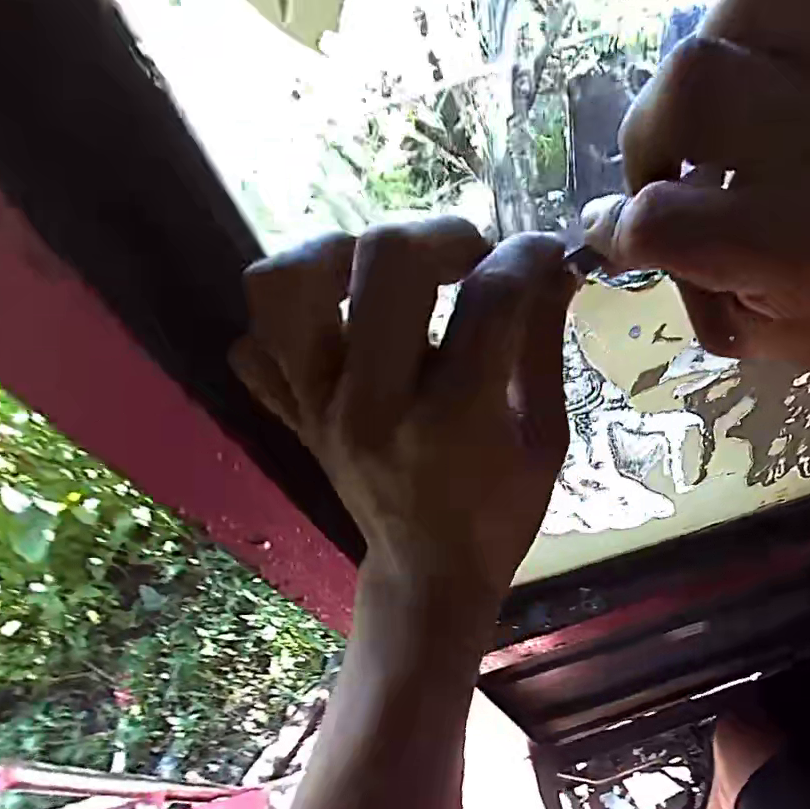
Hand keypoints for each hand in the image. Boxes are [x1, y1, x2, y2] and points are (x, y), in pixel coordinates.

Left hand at [230, 219, 576, 610]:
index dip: (528, 256)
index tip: (546, 253)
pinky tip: (342, 332)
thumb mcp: (545, 440)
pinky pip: (255, 346)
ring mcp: (318, 411)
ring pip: (286, 284)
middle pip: (385, 260)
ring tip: (388, 277)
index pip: (491, 297)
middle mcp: (375, 406)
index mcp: (457, 420)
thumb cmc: (500, 514)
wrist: (430, 574)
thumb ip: (544, 348)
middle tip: (471, 259)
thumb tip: (554, 269)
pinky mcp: (292, 419)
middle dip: (443, 235)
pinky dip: (293, 323)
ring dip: (344, 256)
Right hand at [583, 0, 809, 387]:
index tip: (623, 240)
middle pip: (690, 84)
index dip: (622, 232)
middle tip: (664, 176)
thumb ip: (671, 270)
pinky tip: (752, 72)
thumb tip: (603, 217)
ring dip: (702, 63)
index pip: (661, 216)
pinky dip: (755, 17)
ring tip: (711, 119)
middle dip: (647, 136)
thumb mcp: (742, 334)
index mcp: (794, 244)